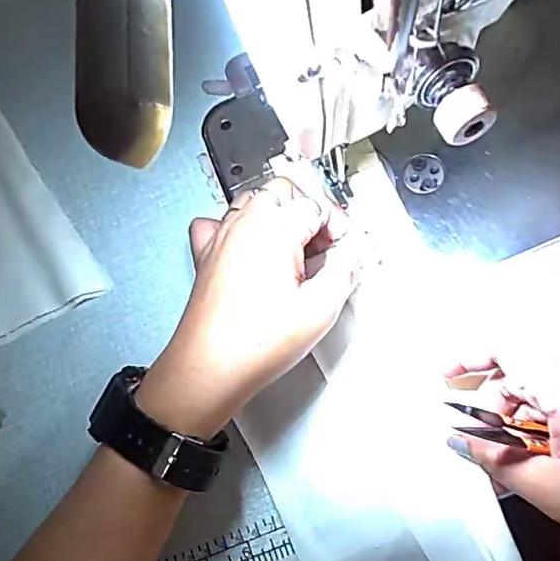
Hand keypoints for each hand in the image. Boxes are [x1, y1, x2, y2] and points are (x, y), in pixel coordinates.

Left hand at [139, 178, 363, 436]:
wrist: (210, 368)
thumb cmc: (255, 343)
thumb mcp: (321, 308)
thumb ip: (345, 271)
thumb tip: (352, 254)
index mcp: (273, 227)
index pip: (316, 205)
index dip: (338, 226)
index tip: (346, 249)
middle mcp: (243, 223)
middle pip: (284, 192)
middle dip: (310, 213)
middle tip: (327, 247)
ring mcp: (221, 237)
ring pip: (254, 202)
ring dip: (280, 218)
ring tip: (297, 253)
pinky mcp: (207, 256)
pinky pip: (222, 223)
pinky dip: (242, 228)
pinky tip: (255, 252)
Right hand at [447, 354, 559, 560]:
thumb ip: (503, 461)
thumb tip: (462, 440)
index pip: (507, 350)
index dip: (468, 361)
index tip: (443, 381)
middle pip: (531, 363)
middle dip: (497, 394)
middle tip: (478, 435)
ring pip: (558, 381)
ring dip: (529, 408)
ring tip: (518, 452)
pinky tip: (559, 451)